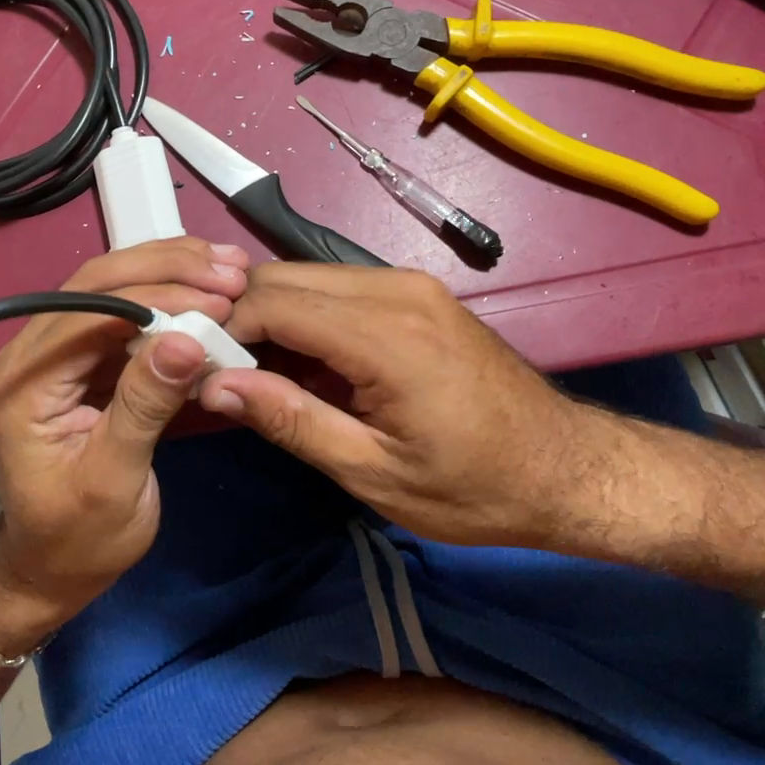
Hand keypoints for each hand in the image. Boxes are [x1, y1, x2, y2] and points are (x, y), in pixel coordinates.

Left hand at [0, 237, 249, 628]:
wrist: (52, 567)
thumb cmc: (78, 537)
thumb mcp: (113, 481)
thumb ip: (143, 407)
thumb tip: (185, 340)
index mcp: (27, 381)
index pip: (89, 313)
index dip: (155, 296)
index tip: (219, 298)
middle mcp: (33, 352)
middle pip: (97, 284)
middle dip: (165, 268)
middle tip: (230, 269)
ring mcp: (57, 352)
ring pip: (112, 288)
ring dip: (170, 272)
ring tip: (228, 267)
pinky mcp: (84, 360)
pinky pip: (123, 314)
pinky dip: (168, 298)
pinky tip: (206, 291)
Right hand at [196, 262, 605, 546]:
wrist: (570, 469)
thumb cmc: (475, 488)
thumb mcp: (374, 472)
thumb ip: (291, 420)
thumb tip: (214, 384)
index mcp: (386, 334)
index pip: (272, 301)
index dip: (222, 328)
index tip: (195, 367)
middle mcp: (395, 289)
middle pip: (283, 277)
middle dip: (238, 316)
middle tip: (215, 370)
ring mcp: (409, 284)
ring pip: (306, 277)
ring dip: (270, 315)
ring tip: (253, 371)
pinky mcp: (416, 292)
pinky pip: (337, 288)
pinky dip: (304, 315)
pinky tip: (299, 361)